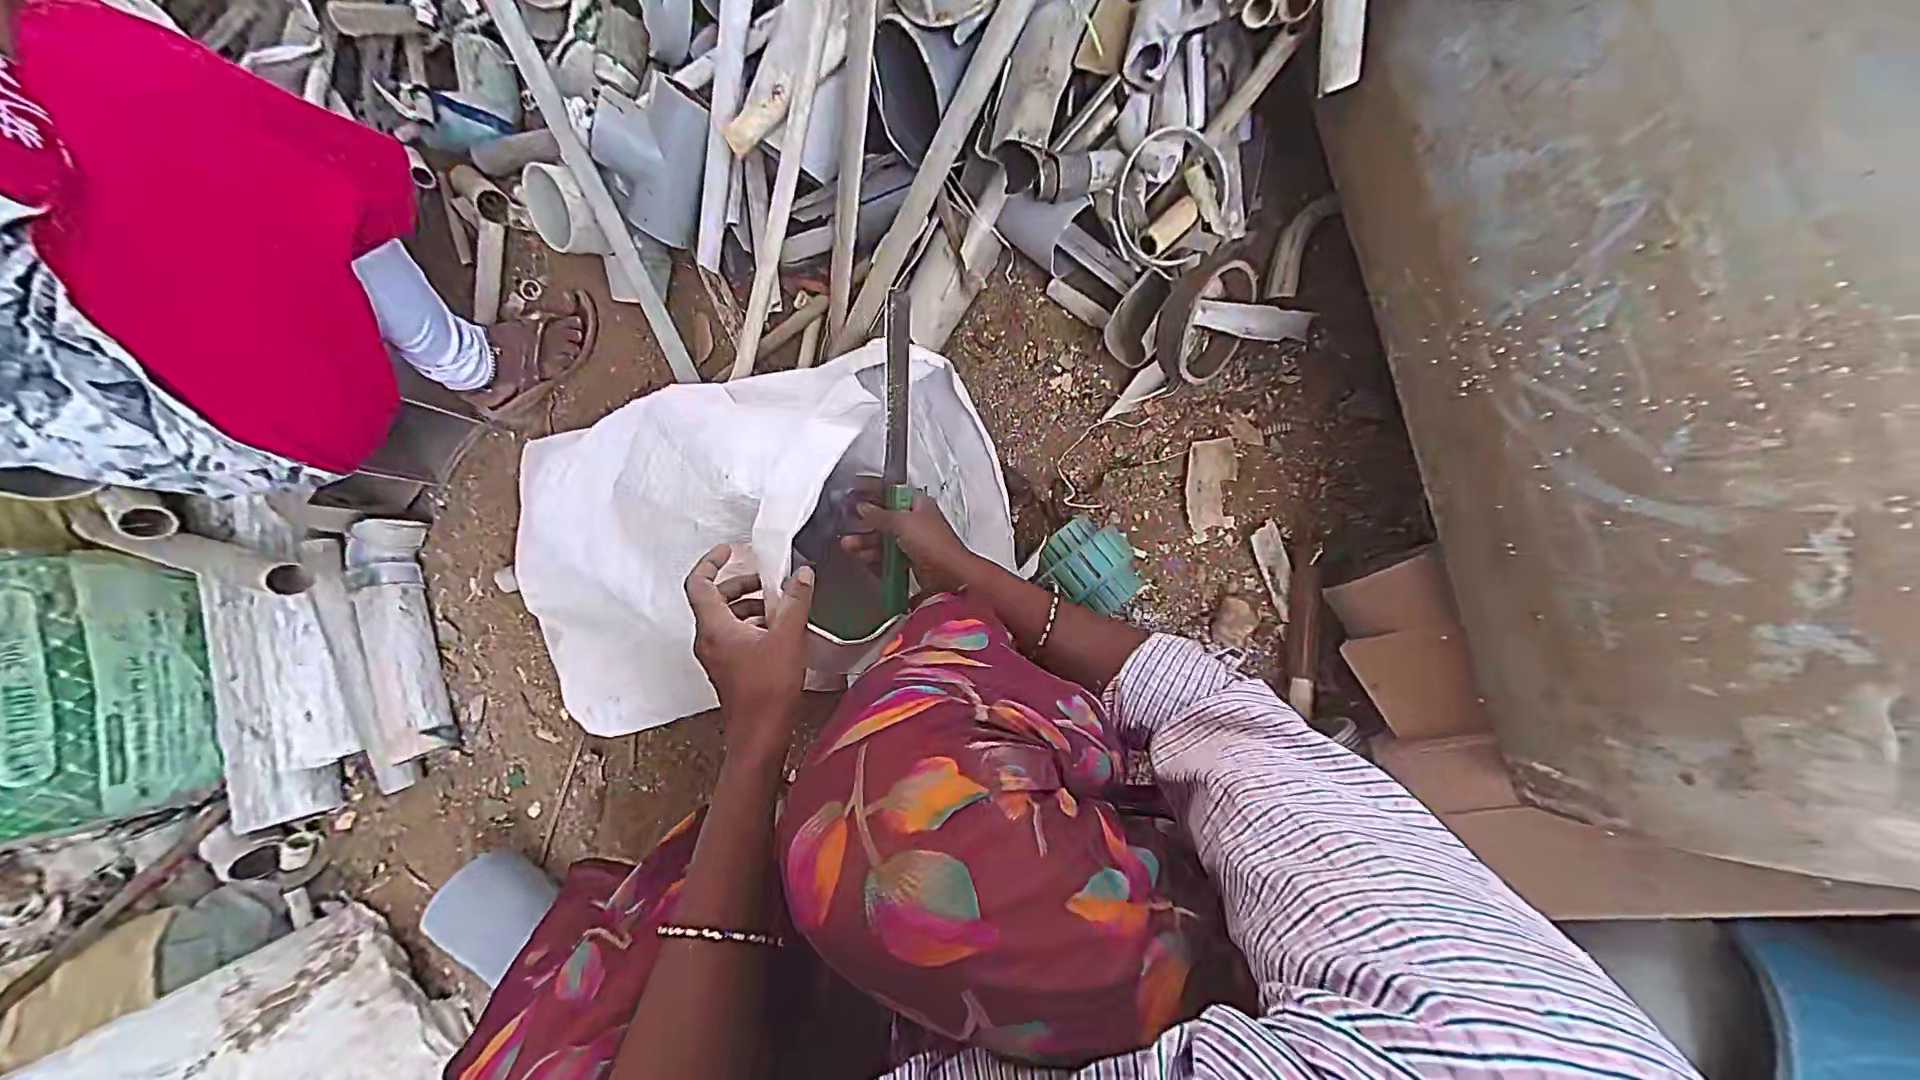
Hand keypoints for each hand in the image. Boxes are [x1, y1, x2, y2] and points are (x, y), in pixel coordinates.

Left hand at [685, 544, 815, 761]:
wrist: (761, 734)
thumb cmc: (769, 688)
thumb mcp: (788, 637)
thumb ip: (796, 601)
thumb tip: (802, 574)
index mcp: (714, 627)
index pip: (699, 584)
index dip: (711, 562)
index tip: (730, 549)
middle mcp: (709, 639)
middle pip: (716, 599)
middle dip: (742, 584)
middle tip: (769, 580)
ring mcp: (717, 655)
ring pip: (728, 618)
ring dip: (752, 605)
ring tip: (782, 606)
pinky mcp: (729, 668)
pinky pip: (736, 635)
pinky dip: (754, 624)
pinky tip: (781, 630)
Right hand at [838, 483, 978, 595]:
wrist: (948, 576)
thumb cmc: (933, 543)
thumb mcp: (902, 522)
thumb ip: (880, 514)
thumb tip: (863, 507)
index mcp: (918, 504)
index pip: (892, 491)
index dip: (874, 489)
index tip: (855, 488)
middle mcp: (916, 522)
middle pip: (885, 517)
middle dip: (865, 521)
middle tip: (847, 522)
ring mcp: (913, 543)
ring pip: (884, 539)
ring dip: (865, 541)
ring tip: (849, 544)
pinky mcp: (910, 562)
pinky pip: (887, 557)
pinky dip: (874, 557)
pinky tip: (861, 557)